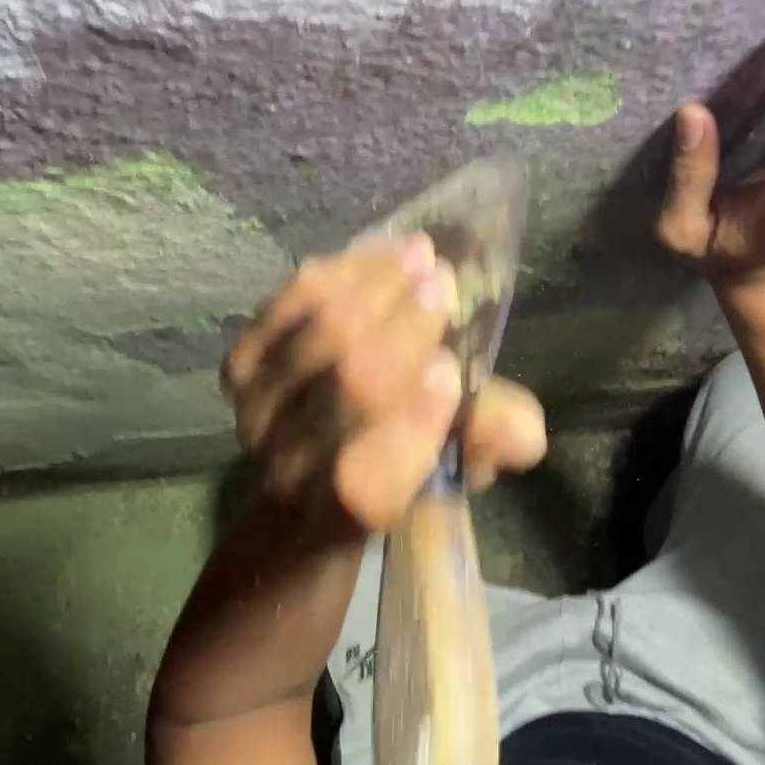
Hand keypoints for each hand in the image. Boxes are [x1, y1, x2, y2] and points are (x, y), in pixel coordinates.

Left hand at [220, 235, 547, 532]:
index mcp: (354, 511)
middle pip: (346, 390)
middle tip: (441, 280)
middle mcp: (296, 472)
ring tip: (416, 253)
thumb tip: (525, 429)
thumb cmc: (398, 458)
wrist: (311, 463)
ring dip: (369, 287)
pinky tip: (372, 256)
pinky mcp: (240, 369)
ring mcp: (258, 416)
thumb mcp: (457, 462)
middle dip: (400, 328)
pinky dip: (332, 276)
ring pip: (314, 337)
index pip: (375, 480)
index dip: (414, 423)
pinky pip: (282, 309)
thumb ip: (489, 442)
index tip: (450, 370)